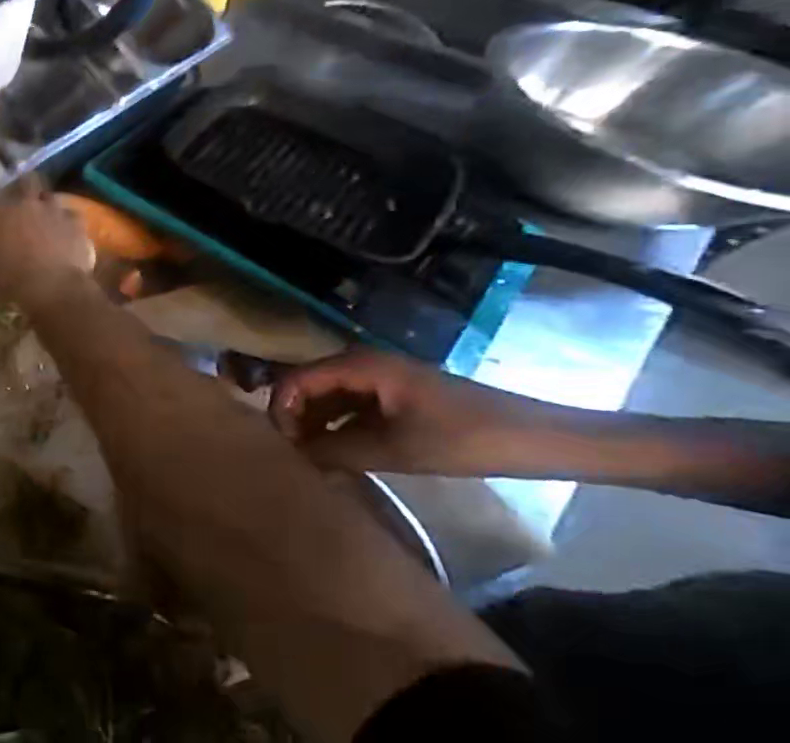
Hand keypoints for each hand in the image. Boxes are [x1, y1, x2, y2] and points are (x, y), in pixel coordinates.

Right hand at [0, 178, 95, 309]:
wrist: (52, 286)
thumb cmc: (11, 279)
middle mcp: (24, 203)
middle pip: (25, 180)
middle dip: (23, 186)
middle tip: (21, 198)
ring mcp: (52, 210)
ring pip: (49, 195)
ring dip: (45, 203)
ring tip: (44, 215)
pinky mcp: (74, 222)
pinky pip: (71, 215)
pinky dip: (66, 221)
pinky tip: (65, 231)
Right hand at [267, 347, 530, 475]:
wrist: (541, 439)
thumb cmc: (467, 439)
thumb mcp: (397, 450)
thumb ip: (339, 450)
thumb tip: (294, 456)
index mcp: (358, 366)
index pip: (295, 380)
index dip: (280, 410)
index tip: (281, 446)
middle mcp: (360, 363)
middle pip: (307, 385)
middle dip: (294, 418)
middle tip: (293, 455)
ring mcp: (378, 377)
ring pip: (326, 396)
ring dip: (315, 424)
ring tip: (312, 458)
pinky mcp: (393, 393)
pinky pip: (349, 405)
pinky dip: (337, 426)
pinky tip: (338, 453)